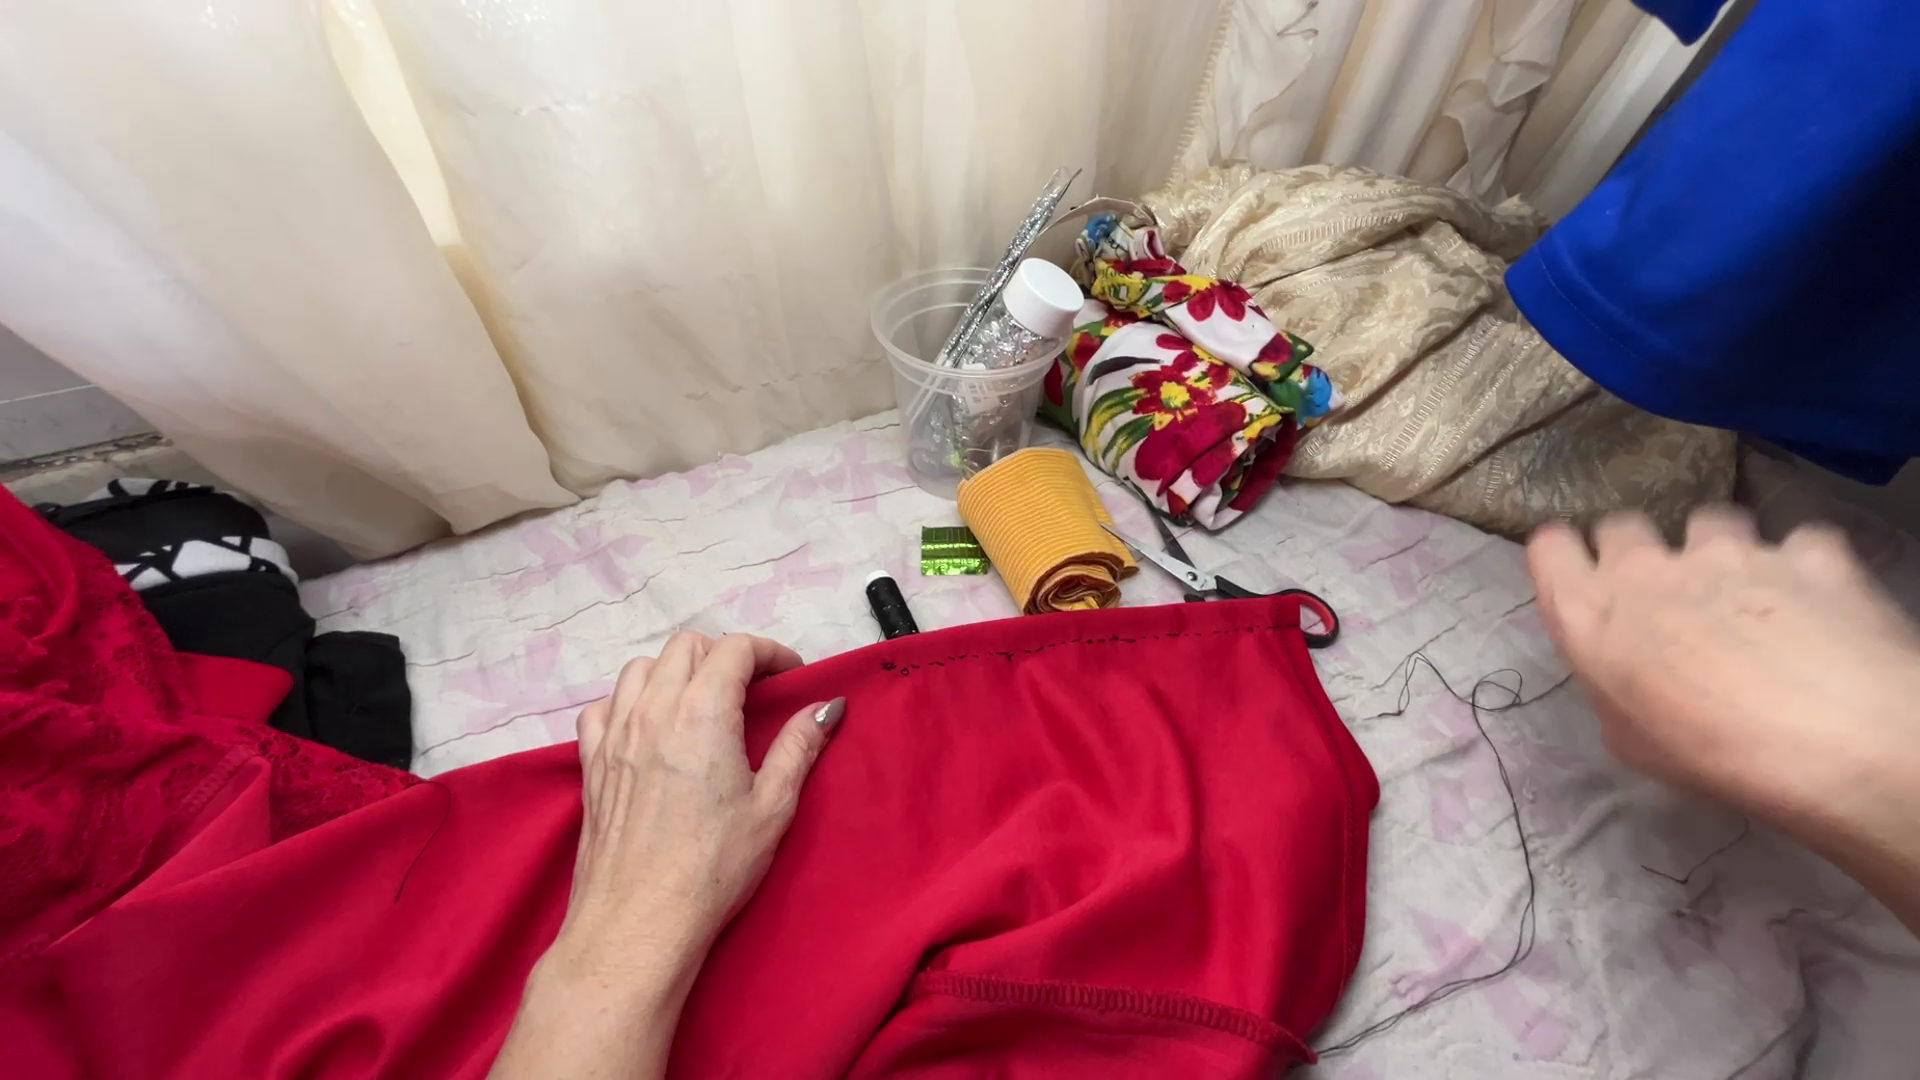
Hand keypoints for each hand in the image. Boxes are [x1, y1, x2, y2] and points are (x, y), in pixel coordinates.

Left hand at [491, 632, 842, 1079]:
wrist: (637, 926)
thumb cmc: (714, 866)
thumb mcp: (773, 805)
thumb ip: (800, 744)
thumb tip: (828, 706)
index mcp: (702, 711)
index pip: (735, 648)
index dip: (769, 652)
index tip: (790, 675)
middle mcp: (653, 709)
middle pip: (687, 646)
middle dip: (725, 655)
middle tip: (752, 689)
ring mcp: (615, 734)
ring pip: (641, 667)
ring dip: (677, 670)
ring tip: (702, 702)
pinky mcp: (591, 763)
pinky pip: (604, 706)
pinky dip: (631, 700)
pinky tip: (648, 727)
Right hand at [1528, 508, 1919, 930]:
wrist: (1847, 749)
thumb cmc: (1709, 753)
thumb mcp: (1623, 732)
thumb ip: (1610, 679)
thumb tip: (1628, 668)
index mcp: (1584, 609)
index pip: (1548, 545)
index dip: (1565, 556)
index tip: (1581, 577)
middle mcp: (1643, 568)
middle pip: (1622, 524)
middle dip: (1638, 547)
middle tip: (1662, 586)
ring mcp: (1727, 554)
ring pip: (1709, 521)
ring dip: (1718, 547)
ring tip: (1745, 584)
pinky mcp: (1810, 555)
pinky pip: (1802, 541)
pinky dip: (1805, 562)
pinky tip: (1817, 595)